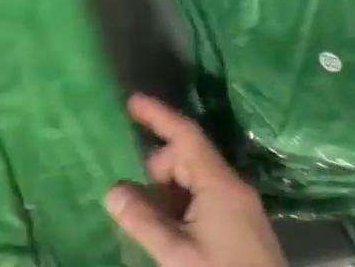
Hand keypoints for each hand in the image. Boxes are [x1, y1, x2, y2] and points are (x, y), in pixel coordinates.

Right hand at [103, 94, 287, 266]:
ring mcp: (240, 209)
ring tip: (151, 224)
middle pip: (187, 159)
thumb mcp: (179, 256)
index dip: (158, 115)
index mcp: (220, 184)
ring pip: (194, 182)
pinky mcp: (242, 229)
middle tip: (135, 201)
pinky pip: (204, 201)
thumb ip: (144, 221)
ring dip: (168, 194)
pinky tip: (171, 234)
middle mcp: (232, 187)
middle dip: (157, 170)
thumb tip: (112, 190)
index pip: (186, 135)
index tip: (130, 102)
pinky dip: (182, 208)